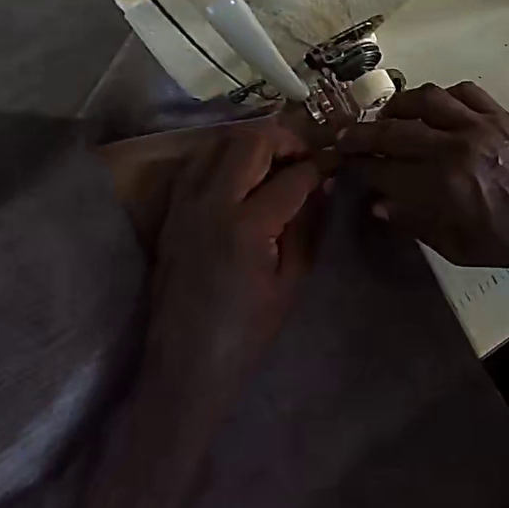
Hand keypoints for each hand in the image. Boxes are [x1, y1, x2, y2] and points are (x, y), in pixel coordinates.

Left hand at [143, 116, 327, 387]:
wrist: (184, 367)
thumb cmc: (249, 330)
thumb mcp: (293, 277)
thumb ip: (309, 222)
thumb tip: (324, 182)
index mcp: (247, 226)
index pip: (294, 175)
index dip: (322, 165)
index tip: (337, 165)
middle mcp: (211, 205)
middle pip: (251, 141)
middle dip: (287, 140)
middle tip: (306, 157)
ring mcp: (185, 206)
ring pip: (220, 143)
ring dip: (254, 143)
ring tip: (277, 161)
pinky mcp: (171, 213)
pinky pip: (198, 164)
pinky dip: (225, 156)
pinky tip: (244, 174)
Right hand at [337, 82, 508, 270]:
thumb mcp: (462, 248)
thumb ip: (418, 224)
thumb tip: (380, 204)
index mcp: (443, 186)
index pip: (385, 169)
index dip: (359, 167)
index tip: (343, 165)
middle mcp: (456, 148)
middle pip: (396, 130)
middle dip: (363, 133)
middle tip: (344, 136)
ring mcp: (480, 125)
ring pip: (427, 99)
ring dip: (399, 104)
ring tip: (386, 115)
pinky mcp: (501, 114)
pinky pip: (465, 91)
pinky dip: (443, 95)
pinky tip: (435, 106)